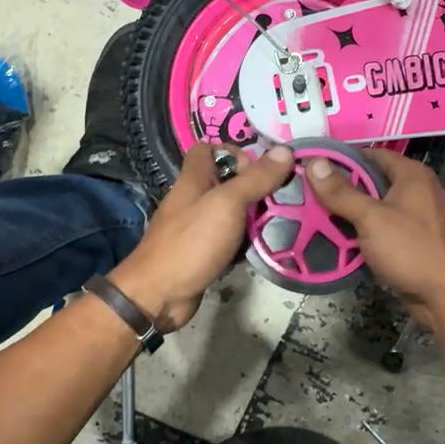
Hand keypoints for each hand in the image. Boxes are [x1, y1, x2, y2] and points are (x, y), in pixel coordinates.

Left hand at [108, 144, 294, 331]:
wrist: (159, 294)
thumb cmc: (191, 242)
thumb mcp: (227, 203)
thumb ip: (255, 178)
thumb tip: (285, 150)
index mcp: (194, 178)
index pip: (210, 149)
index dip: (235, 152)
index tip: (260, 169)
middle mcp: (195, 198)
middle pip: (229, 181)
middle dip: (256, 187)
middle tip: (282, 197)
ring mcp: (199, 227)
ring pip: (234, 212)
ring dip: (256, 216)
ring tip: (283, 221)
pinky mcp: (205, 251)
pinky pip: (232, 238)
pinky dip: (247, 241)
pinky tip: (265, 246)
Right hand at [305, 149, 444, 327]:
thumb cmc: (411, 250)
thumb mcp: (371, 218)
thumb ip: (342, 192)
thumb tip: (315, 162)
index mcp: (412, 174)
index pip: (371, 154)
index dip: (341, 159)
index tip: (311, 168)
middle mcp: (418, 190)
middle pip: (372, 182)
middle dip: (341, 191)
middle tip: (307, 197)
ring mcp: (417, 217)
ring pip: (375, 208)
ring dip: (349, 215)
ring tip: (315, 219)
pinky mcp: (414, 241)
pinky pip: (383, 230)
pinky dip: (363, 234)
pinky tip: (339, 242)